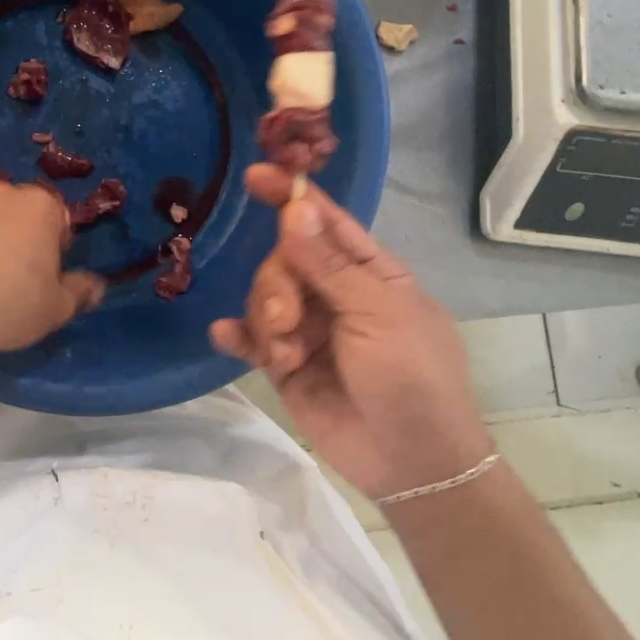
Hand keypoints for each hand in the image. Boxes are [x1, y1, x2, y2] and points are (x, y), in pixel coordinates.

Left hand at [0, 183, 105, 356]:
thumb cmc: (10, 307)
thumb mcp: (57, 308)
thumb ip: (81, 290)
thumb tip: (97, 285)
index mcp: (39, 206)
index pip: (57, 216)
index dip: (55, 244)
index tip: (46, 271)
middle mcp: (1, 193)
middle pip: (19, 210)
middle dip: (21, 233)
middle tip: (15, 272)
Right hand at [210, 166, 491, 499]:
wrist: (413, 462)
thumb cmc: (413, 376)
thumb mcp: (378, 313)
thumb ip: (329, 264)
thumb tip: (295, 207)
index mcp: (370, 273)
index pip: (325, 222)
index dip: (291, 197)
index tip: (255, 176)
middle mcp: (335, 294)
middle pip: (284, 262)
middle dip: (278, 284)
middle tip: (288, 318)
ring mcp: (308, 330)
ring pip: (264, 298)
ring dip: (267, 318)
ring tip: (286, 352)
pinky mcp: (285, 365)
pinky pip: (251, 339)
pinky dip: (238, 334)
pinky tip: (226, 335)